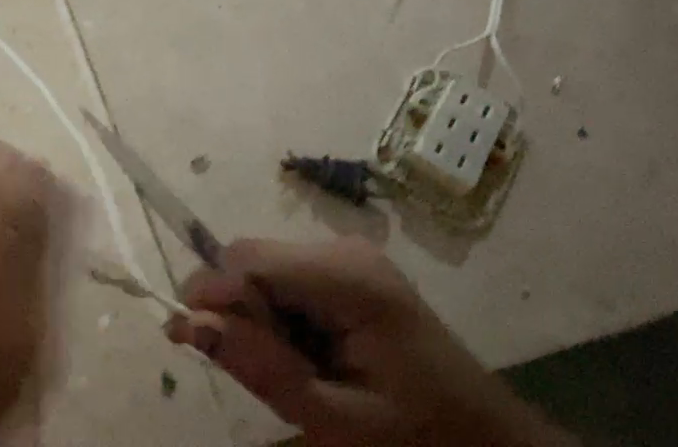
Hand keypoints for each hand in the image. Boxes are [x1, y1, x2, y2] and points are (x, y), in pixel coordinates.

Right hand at [166, 238, 572, 446]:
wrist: (494, 446)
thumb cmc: (418, 439)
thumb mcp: (337, 421)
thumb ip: (262, 369)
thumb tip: (186, 323)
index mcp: (348, 278)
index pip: (248, 260)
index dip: (211, 294)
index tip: (183, 340)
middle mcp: (344, 249)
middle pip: (253, 259)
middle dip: (236, 310)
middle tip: (252, 371)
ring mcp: (350, 257)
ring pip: (264, 269)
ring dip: (257, 317)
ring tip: (290, 372)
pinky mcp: (350, 273)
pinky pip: (287, 280)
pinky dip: (278, 316)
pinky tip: (305, 356)